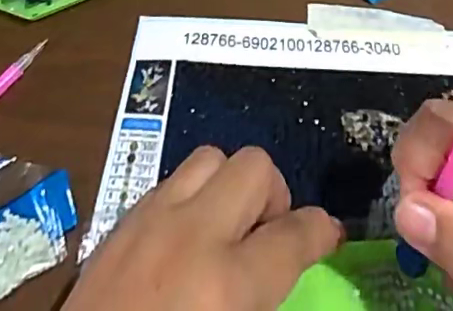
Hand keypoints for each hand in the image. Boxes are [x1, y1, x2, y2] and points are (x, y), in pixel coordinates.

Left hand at [65, 145, 343, 310]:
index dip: (321, 232)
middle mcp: (192, 235)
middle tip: (268, 237)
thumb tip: (284, 274)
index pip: (294, 235)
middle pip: (255, 167)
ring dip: (230, 186)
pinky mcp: (124, 218)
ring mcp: (152, 218)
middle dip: (273, 196)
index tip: (328, 235)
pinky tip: (187, 235)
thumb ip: (263, 301)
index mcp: (226, 286)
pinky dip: (193, 195)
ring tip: (227, 228)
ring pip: (212, 157)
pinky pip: (174, 177)